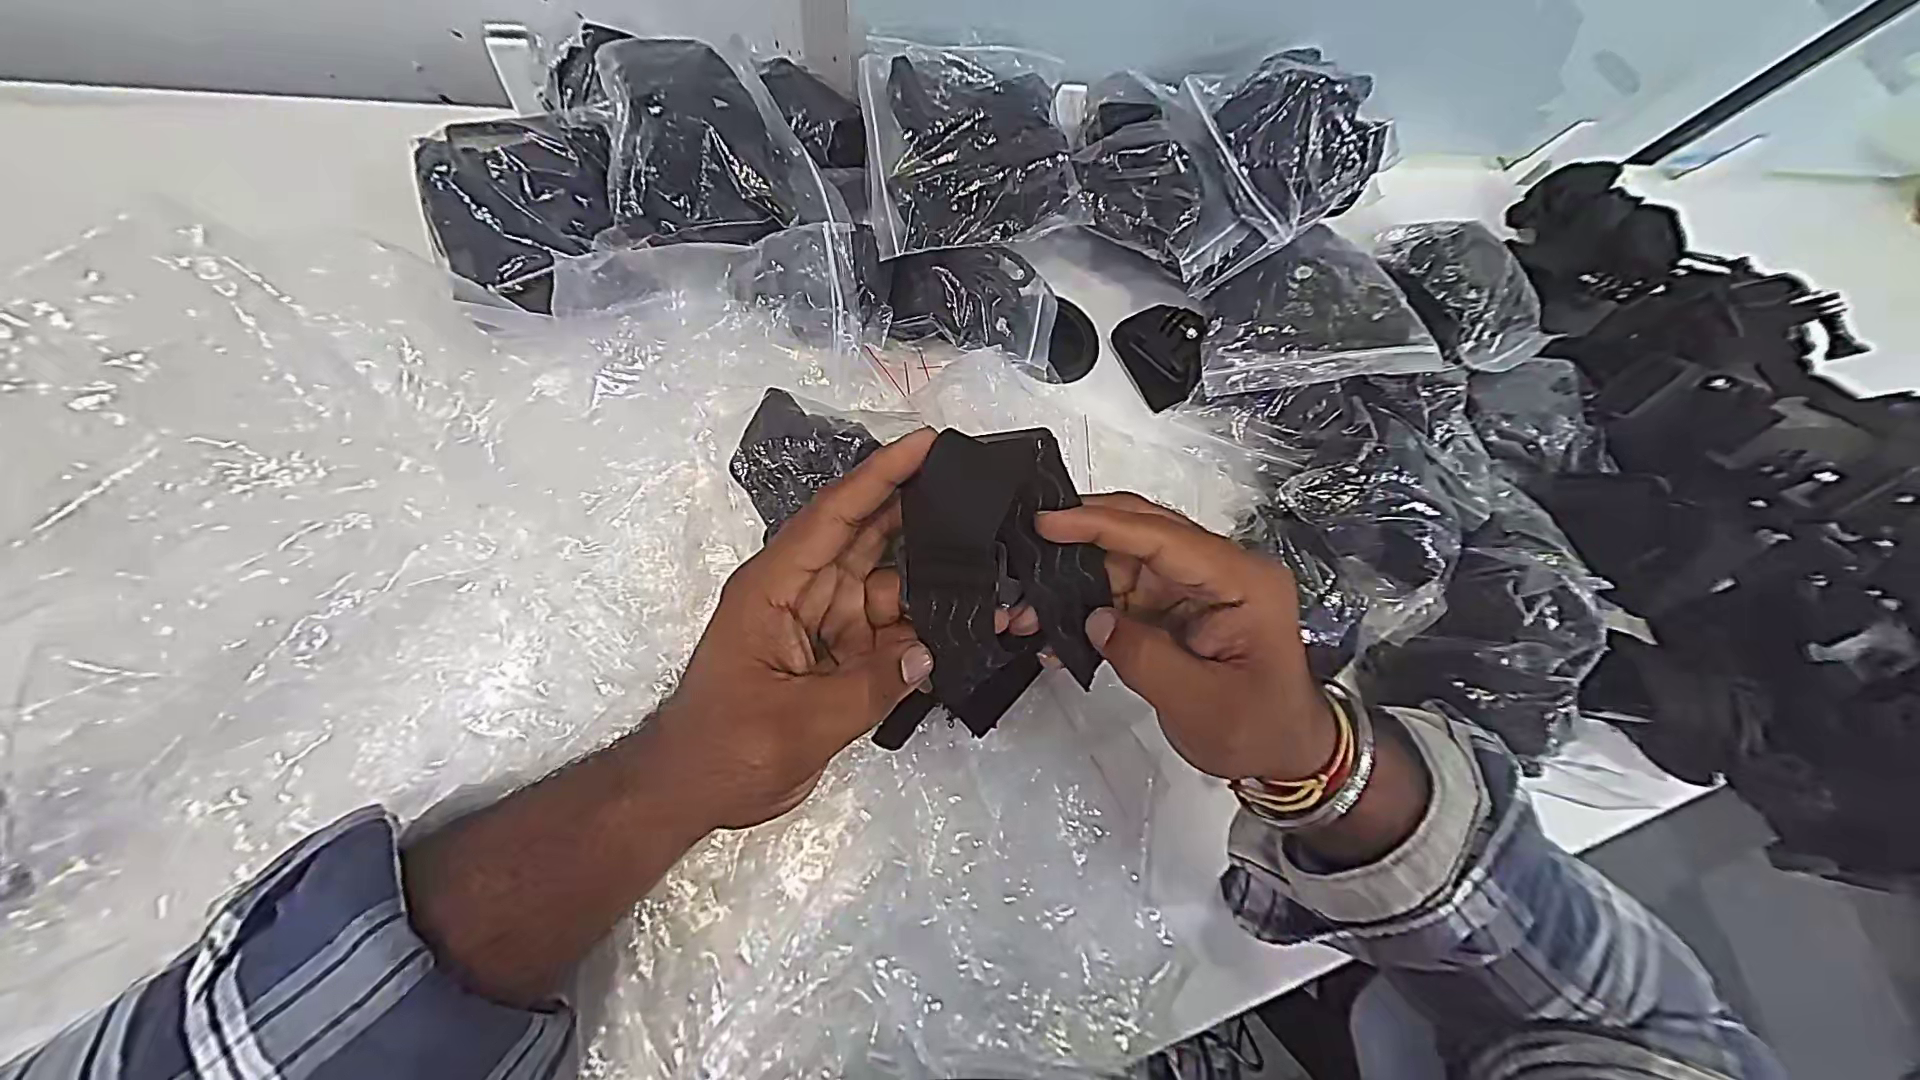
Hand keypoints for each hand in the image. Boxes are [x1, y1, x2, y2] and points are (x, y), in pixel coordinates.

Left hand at [653, 429, 937, 828]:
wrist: (697, 790)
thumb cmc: (724, 748)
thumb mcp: (798, 721)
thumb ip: (869, 687)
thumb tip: (929, 655)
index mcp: (776, 586)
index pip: (834, 516)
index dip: (880, 475)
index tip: (925, 444)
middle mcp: (804, 592)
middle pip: (867, 537)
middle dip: (916, 510)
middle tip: (973, 489)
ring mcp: (826, 622)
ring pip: (888, 585)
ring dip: (931, 582)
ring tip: (986, 570)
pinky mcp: (842, 652)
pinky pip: (891, 630)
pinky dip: (923, 629)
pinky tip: (963, 625)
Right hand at [1036, 493, 1336, 781]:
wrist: (1287, 754)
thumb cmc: (1261, 730)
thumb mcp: (1200, 703)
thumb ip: (1142, 656)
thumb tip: (1095, 620)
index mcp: (1242, 580)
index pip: (1163, 536)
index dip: (1101, 525)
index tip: (1048, 522)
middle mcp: (1218, 571)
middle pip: (1141, 533)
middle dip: (1081, 537)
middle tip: (1028, 544)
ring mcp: (1194, 586)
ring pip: (1122, 561)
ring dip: (1073, 578)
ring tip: (1026, 606)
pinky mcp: (1174, 605)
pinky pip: (1122, 590)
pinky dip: (1085, 603)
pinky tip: (1054, 623)